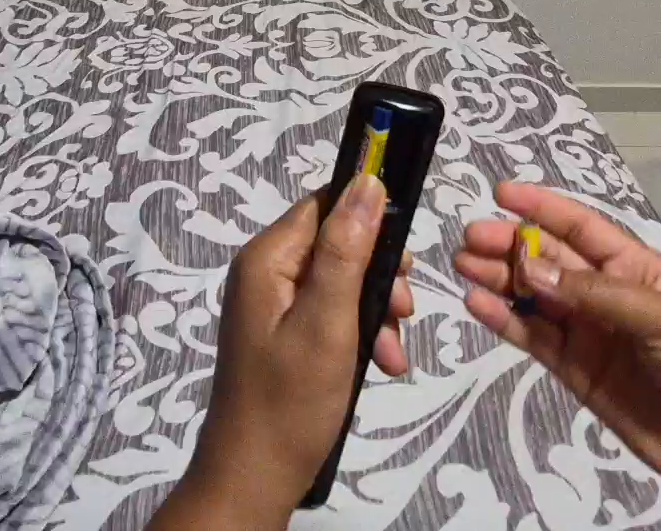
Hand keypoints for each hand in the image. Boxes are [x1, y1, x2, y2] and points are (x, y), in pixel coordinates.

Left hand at [152, 175, 413, 529]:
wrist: (254, 479)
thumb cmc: (291, 399)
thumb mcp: (328, 321)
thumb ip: (347, 250)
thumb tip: (367, 180)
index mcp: (267, 257)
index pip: (324, 205)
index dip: (367, 216)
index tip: (405, 252)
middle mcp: (266, 270)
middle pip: (336, 242)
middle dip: (377, 272)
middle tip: (406, 307)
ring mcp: (273, 301)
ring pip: (339, 279)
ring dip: (374, 307)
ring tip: (396, 347)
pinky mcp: (284, 329)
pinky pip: (330, 310)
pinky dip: (359, 330)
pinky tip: (384, 362)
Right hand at [456, 182, 660, 520]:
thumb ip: (594, 293)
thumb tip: (529, 267)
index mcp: (635, 267)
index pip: (581, 226)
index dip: (542, 207)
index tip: (499, 193)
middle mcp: (605, 292)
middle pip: (548, 258)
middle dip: (510, 243)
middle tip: (470, 237)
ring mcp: (588, 332)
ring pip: (533, 295)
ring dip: (499, 278)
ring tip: (463, 265)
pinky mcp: (576, 371)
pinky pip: (533, 338)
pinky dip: (503, 320)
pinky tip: (477, 304)